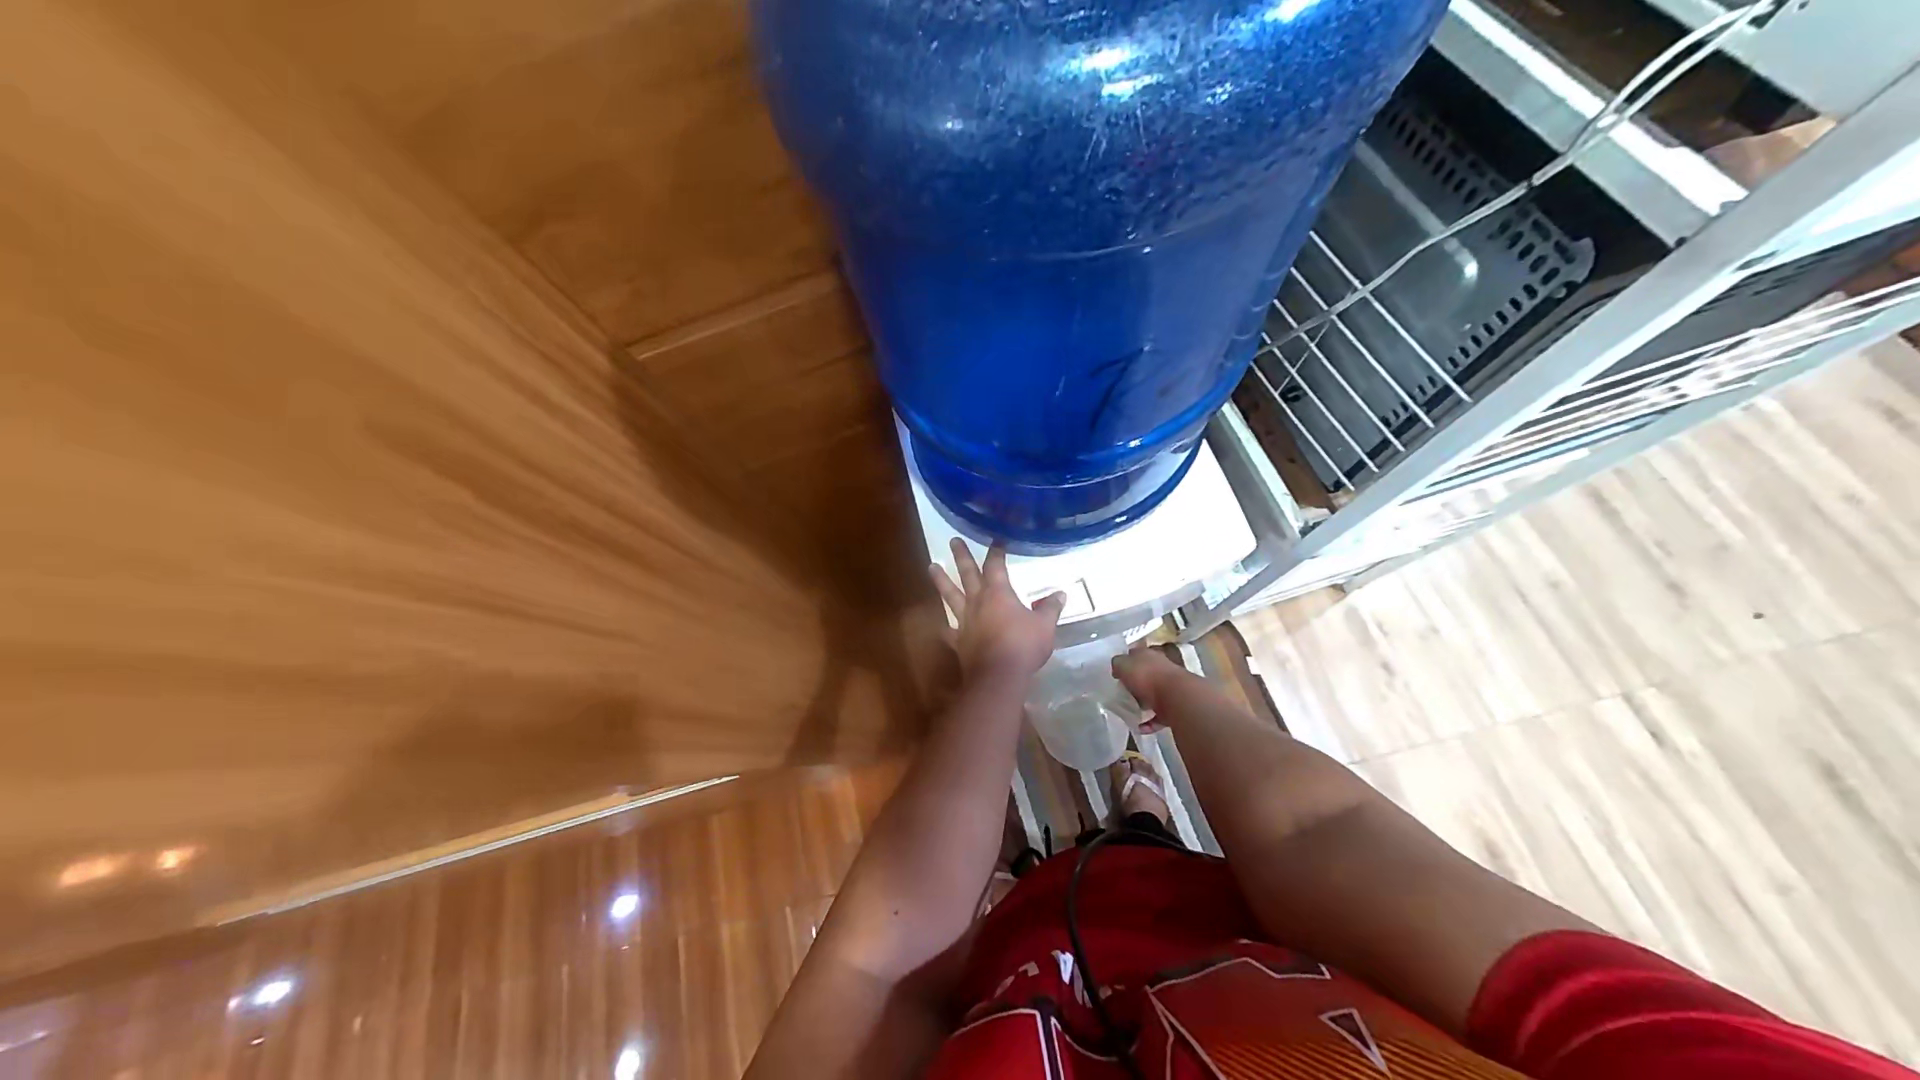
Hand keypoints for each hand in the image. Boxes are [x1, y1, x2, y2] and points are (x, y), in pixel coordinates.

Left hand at [930, 539, 1065, 682]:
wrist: (998, 676)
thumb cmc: (1023, 645)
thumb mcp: (1044, 625)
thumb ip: (1050, 608)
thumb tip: (1060, 593)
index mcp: (998, 593)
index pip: (996, 565)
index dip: (996, 550)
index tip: (996, 538)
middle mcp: (977, 602)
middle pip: (967, 573)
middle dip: (961, 555)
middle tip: (953, 540)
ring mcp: (964, 621)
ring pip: (950, 595)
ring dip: (940, 581)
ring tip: (931, 566)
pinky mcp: (959, 641)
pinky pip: (950, 631)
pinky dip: (946, 628)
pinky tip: (943, 626)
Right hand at [1111, 645, 1185, 717]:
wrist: (1175, 697)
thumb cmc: (1146, 676)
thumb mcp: (1123, 665)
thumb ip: (1118, 665)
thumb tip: (1118, 668)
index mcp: (1149, 654)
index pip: (1135, 654)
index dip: (1126, 661)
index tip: (1117, 673)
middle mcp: (1161, 667)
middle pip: (1146, 674)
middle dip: (1136, 683)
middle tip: (1123, 693)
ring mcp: (1170, 687)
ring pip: (1154, 693)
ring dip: (1144, 703)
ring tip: (1130, 712)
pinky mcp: (1175, 705)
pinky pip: (1159, 714)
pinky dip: (1150, 722)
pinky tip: (1140, 727)